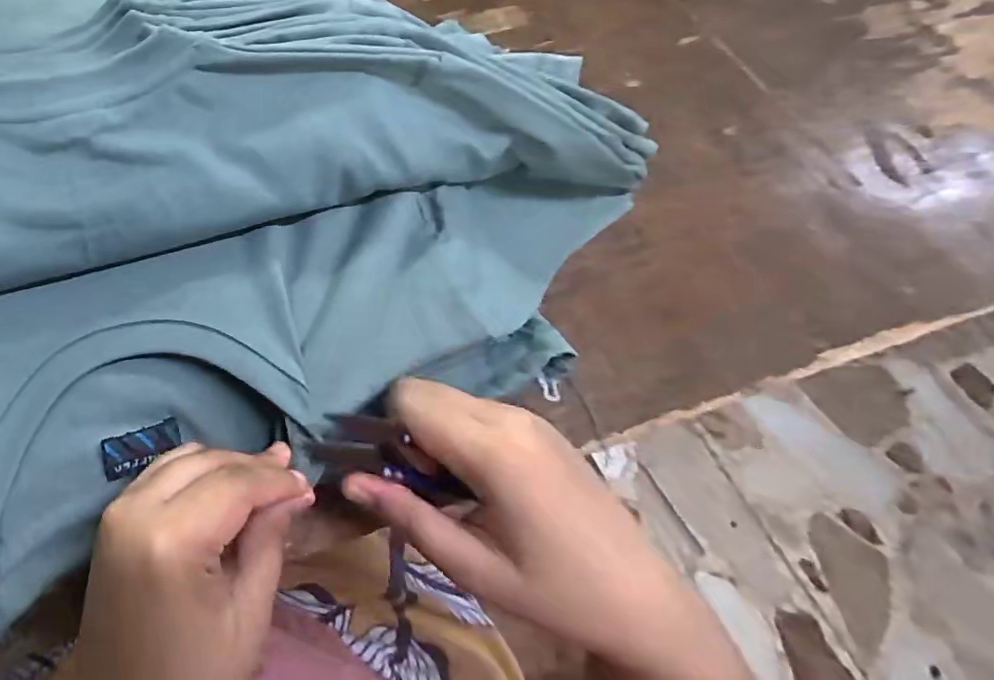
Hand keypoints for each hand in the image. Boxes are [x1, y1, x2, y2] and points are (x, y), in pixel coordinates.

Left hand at [61, 442, 314, 679]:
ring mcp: (117, 510)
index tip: (306, 481)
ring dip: (222, 464)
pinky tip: (221, 486)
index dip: (273, 478)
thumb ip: (268, 542)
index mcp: (171, 540)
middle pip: (206, 462)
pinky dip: (193, 471)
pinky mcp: (111, 517)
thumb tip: (292, 489)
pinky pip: (159, 473)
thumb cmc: (197, 673)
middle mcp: (136, 510)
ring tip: (261, 479)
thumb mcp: (246, 617)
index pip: (233, 484)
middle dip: (250, 466)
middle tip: (289, 475)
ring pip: (181, 458)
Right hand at [341, 379, 748, 679]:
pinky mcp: (537, 422)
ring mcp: (526, 414)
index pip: (407, 398)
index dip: (390, 432)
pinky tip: (481, 479)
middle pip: (422, 389)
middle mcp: (507, 415)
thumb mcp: (473, 568)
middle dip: (407, 427)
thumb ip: (406, 517)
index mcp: (493, 447)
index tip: (408, 479)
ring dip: (432, 429)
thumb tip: (347, 480)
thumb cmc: (555, 593)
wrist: (647, 604)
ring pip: (446, 395)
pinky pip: (474, 406)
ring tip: (455, 486)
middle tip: (429, 485)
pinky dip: (457, 429)